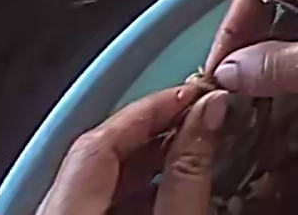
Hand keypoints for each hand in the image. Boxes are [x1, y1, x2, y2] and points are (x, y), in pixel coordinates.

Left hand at [36, 81, 229, 214]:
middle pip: (93, 156)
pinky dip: (127, 191)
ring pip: (91, 180)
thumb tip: (210, 109)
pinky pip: (87, 204)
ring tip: (189, 155)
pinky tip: (164, 195)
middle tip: (198, 117)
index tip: (195, 94)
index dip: (149, 108)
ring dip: (143, 160)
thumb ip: (188, 173)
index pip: (98, 141)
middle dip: (151, 130)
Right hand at [203, 0, 297, 96]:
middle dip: (249, 33)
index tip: (220, 67)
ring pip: (291, 5)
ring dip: (271, 38)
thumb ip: (273, 66)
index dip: (233, 25)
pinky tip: (290, 66)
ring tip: (256, 78)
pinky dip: (295, 37)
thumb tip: (225, 72)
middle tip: (234, 78)